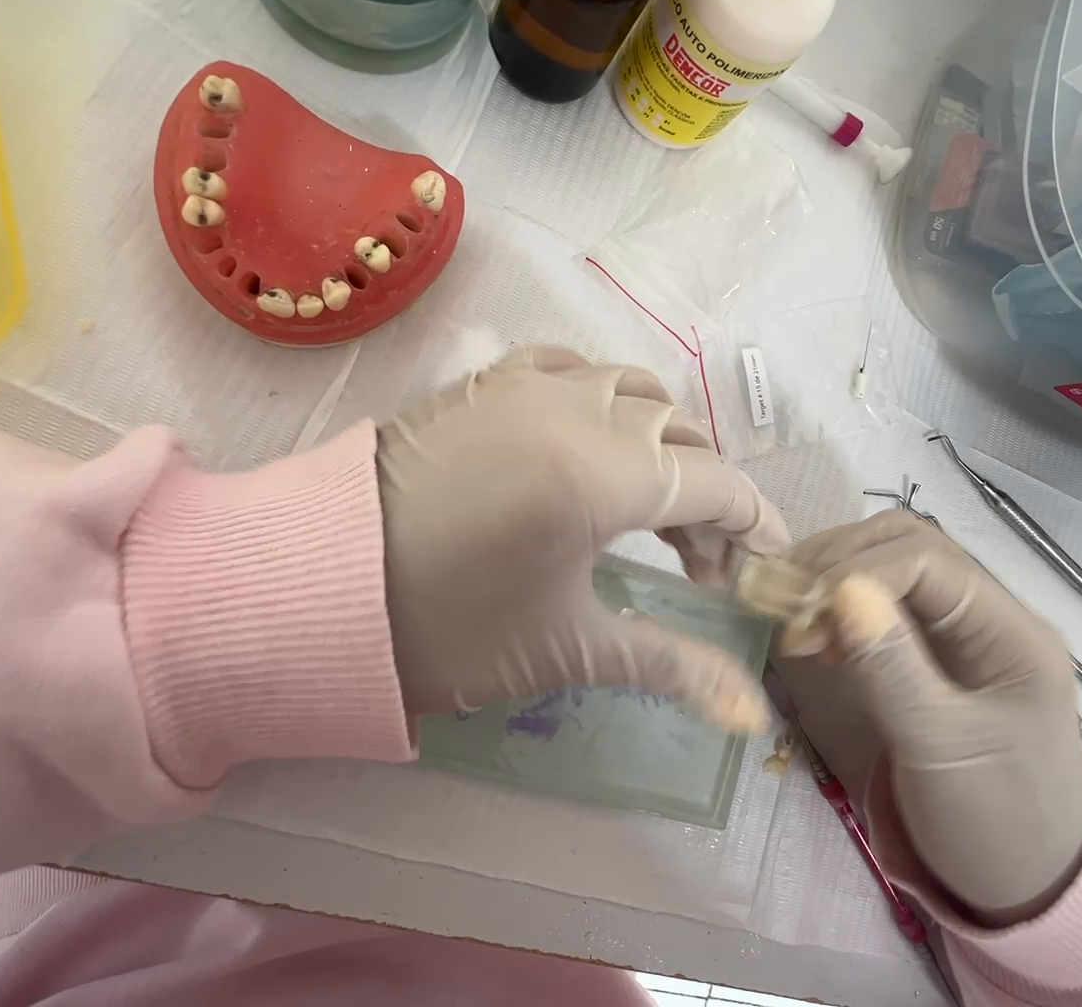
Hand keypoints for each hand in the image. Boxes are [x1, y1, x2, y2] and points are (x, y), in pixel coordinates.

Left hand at [377, 346, 787, 732]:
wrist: (315, 588)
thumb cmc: (445, 627)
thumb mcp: (568, 648)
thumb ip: (673, 666)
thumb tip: (752, 714)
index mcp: (600, 472)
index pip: (714, 482)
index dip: (754, 525)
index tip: (766, 569)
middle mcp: (574, 406)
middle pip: (679, 434)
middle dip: (706, 496)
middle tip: (697, 566)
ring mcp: (525, 383)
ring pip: (630, 389)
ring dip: (660, 442)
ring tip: (648, 506)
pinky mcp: (485, 381)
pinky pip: (570, 368)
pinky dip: (601, 400)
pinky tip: (590, 441)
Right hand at [783, 511, 1081, 926]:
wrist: (1022, 883)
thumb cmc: (992, 822)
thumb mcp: (939, 748)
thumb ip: (892, 666)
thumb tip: (841, 589)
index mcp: (1013, 632)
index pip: (927, 559)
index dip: (856, 571)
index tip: (799, 613)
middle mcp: (989, 614)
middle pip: (910, 546)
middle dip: (841, 561)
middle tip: (786, 601)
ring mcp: (961, 631)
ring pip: (892, 566)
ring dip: (836, 578)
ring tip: (794, 617)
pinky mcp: (933, 651)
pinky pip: (884, 603)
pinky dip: (841, 607)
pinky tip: (816, 634)